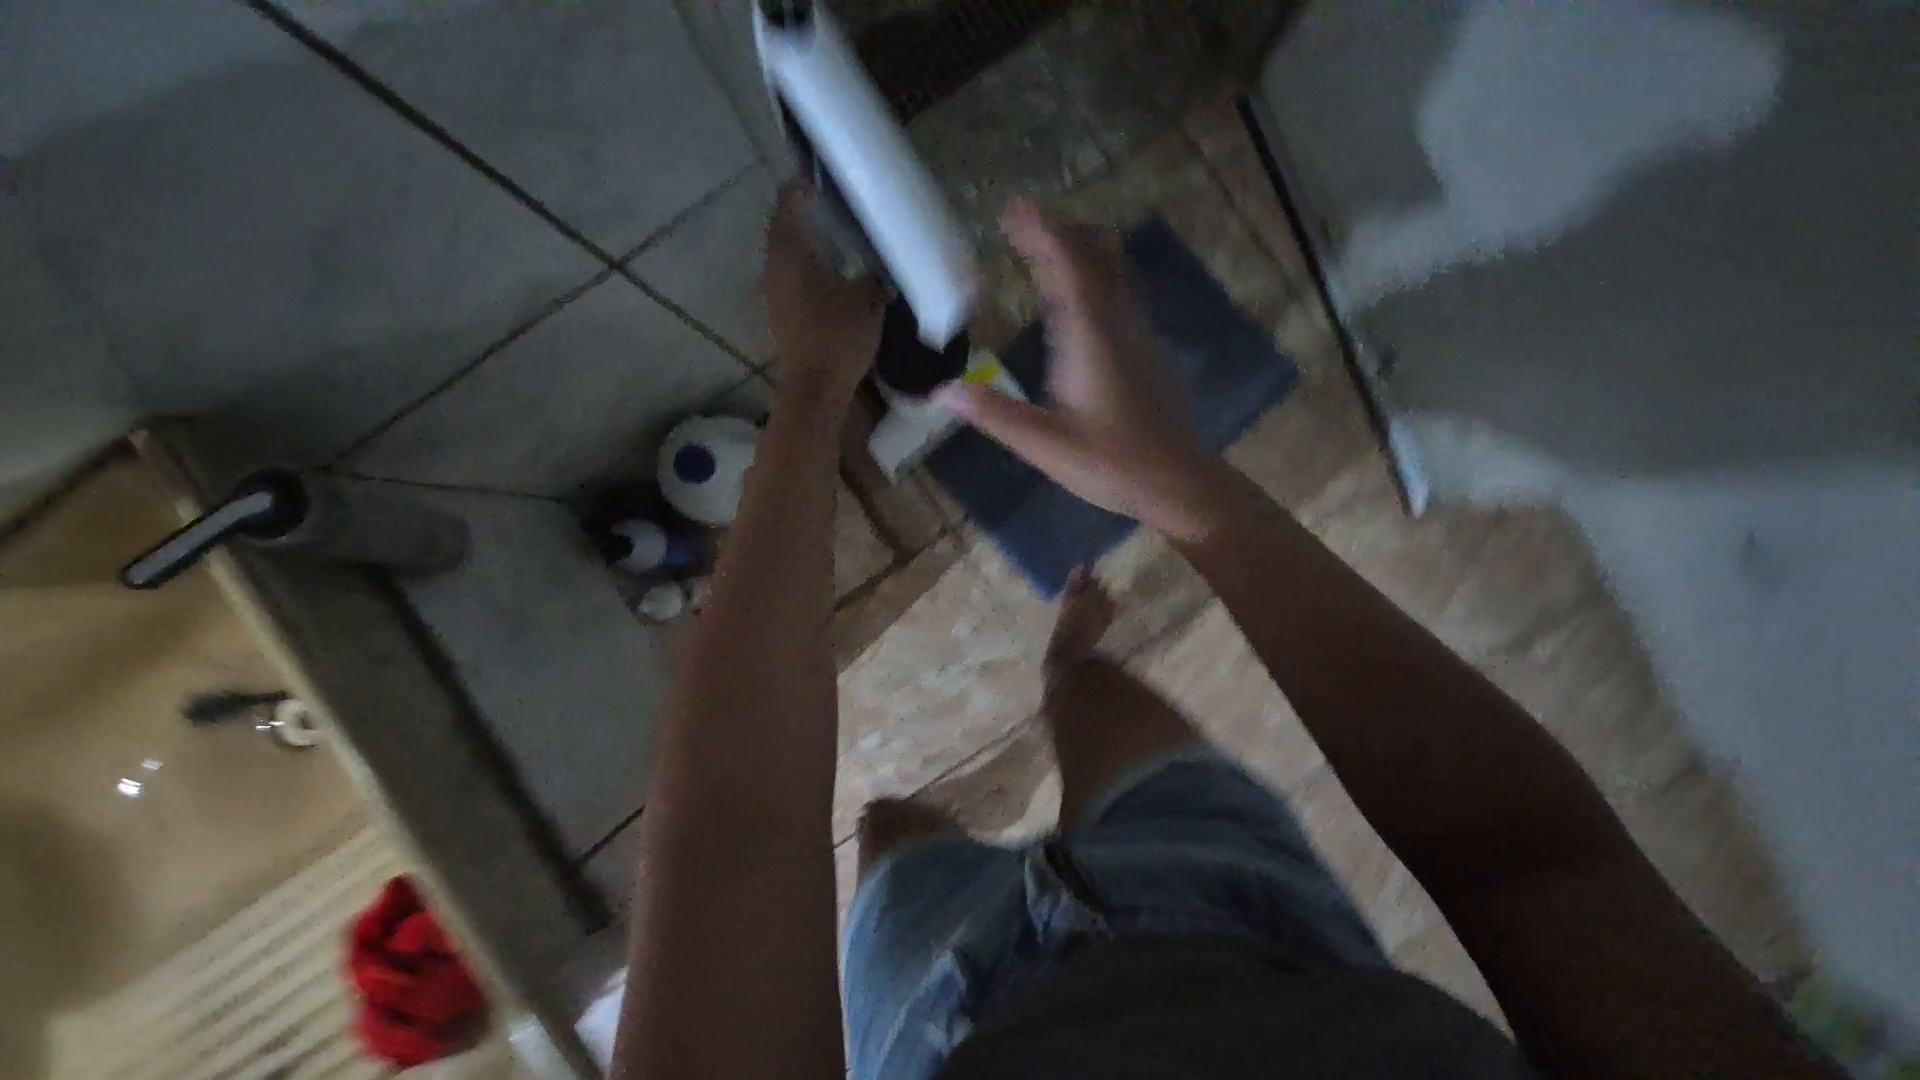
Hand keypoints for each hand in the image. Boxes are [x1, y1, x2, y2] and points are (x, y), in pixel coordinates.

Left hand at [764, 180, 884, 404]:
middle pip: (784, 232)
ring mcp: (775, 295)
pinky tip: (834, 276)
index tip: (814, 178)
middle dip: (803, 216)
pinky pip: (794, 281)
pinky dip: (810, 271)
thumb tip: (882, 273)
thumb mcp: (867, 301)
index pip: (787, 207)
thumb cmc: (838, 337)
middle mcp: (775, 270)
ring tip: (836, 239)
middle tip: (830, 206)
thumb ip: (874, 279)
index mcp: (791, 256)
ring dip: (807, 246)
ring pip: (788, 258)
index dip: (798, 189)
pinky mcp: (783, 316)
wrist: (815, 389)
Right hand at [936, 199, 1225, 539]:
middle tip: (1019, 221)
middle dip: (1056, 232)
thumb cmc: (1112, 463)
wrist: (1177, 482)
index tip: (1013, 209)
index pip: (1068, 267)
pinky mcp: (1144, 351)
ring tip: (1044, 243)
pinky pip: (1119, 293)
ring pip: (1111, 272)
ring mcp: (1135, 336)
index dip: (1041, 233)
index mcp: (1090, 339)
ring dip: (1078, 250)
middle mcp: (1116, 325)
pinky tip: (1080, 292)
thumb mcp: (1045, 444)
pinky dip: (1094, 275)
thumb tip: (942, 391)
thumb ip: (995, 414)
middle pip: (1093, 258)